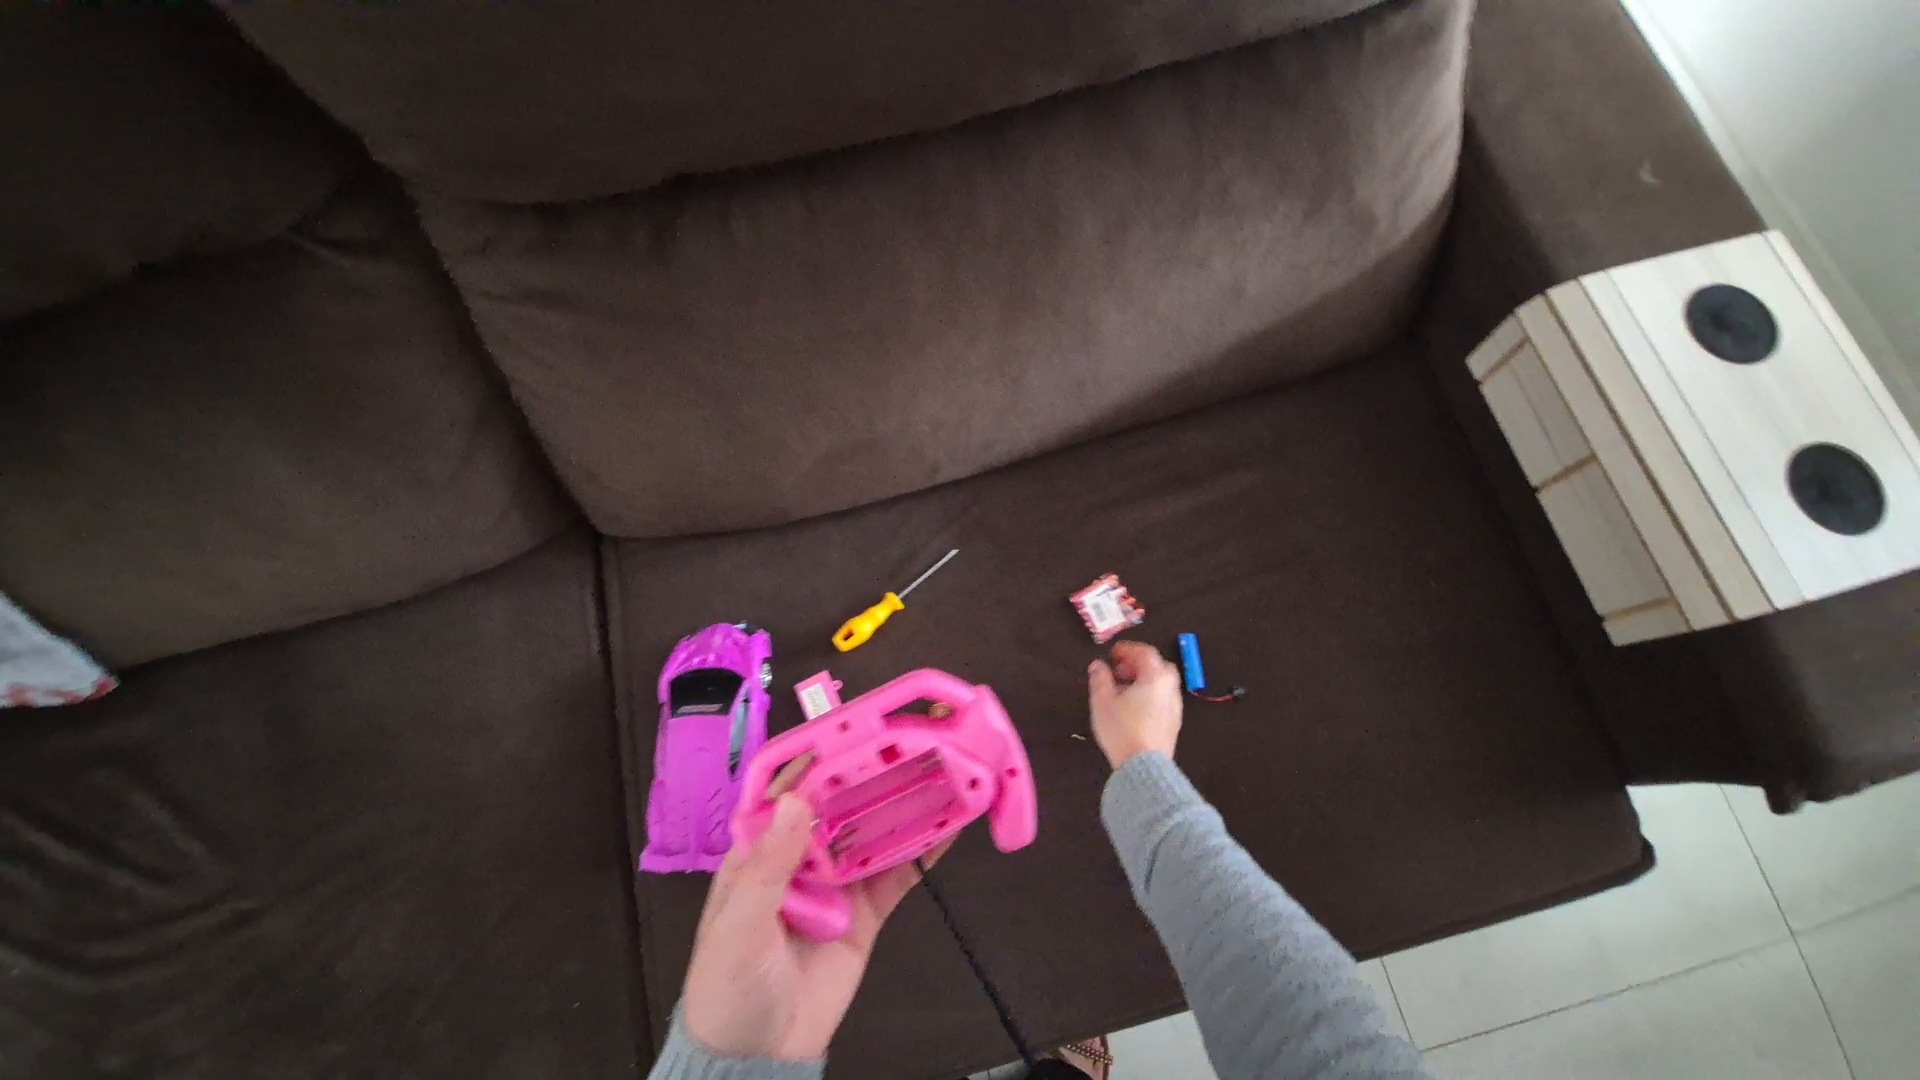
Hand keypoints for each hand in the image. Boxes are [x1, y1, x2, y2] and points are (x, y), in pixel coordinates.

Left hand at [681, 758, 949, 1061]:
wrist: (759, 1061)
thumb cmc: (728, 989)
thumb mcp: (738, 927)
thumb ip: (770, 866)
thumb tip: (798, 800)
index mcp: (762, 850)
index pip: (791, 792)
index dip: (820, 759)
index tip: (853, 729)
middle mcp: (803, 856)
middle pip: (842, 805)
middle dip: (873, 775)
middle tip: (911, 743)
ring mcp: (838, 883)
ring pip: (875, 833)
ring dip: (905, 806)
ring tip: (940, 774)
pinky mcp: (867, 912)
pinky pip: (897, 875)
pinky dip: (923, 851)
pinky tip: (947, 826)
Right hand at [1087, 640, 1183, 769]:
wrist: (1144, 766)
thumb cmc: (1122, 729)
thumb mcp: (1102, 702)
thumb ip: (1099, 679)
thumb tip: (1098, 665)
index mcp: (1154, 678)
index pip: (1145, 653)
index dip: (1128, 649)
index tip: (1113, 653)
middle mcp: (1169, 689)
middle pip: (1159, 666)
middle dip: (1139, 664)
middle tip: (1120, 671)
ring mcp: (1175, 707)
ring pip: (1162, 684)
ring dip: (1145, 680)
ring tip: (1124, 692)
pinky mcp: (1174, 723)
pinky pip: (1163, 699)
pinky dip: (1151, 695)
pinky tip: (1134, 708)